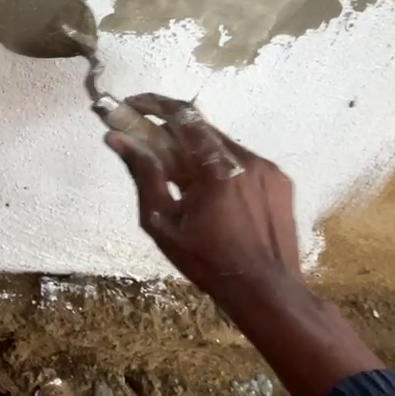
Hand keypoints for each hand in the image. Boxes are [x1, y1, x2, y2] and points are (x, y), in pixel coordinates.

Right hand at [104, 93, 381, 395]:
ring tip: (173, 171)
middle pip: (199, 126)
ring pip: (218, 142)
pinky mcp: (279, 181)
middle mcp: (246, 160)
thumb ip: (142, 174)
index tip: (130, 104)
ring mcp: (267, 169)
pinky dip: (214, 161)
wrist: (268, 292)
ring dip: (191, 146)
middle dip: (167, 126)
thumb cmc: (207, 260)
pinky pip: (238, 158)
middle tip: (142, 137)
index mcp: (217, 169)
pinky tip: (204, 187)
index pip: (182, 116)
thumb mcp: (161, 220)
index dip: (152, 103)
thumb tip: (116, 138)